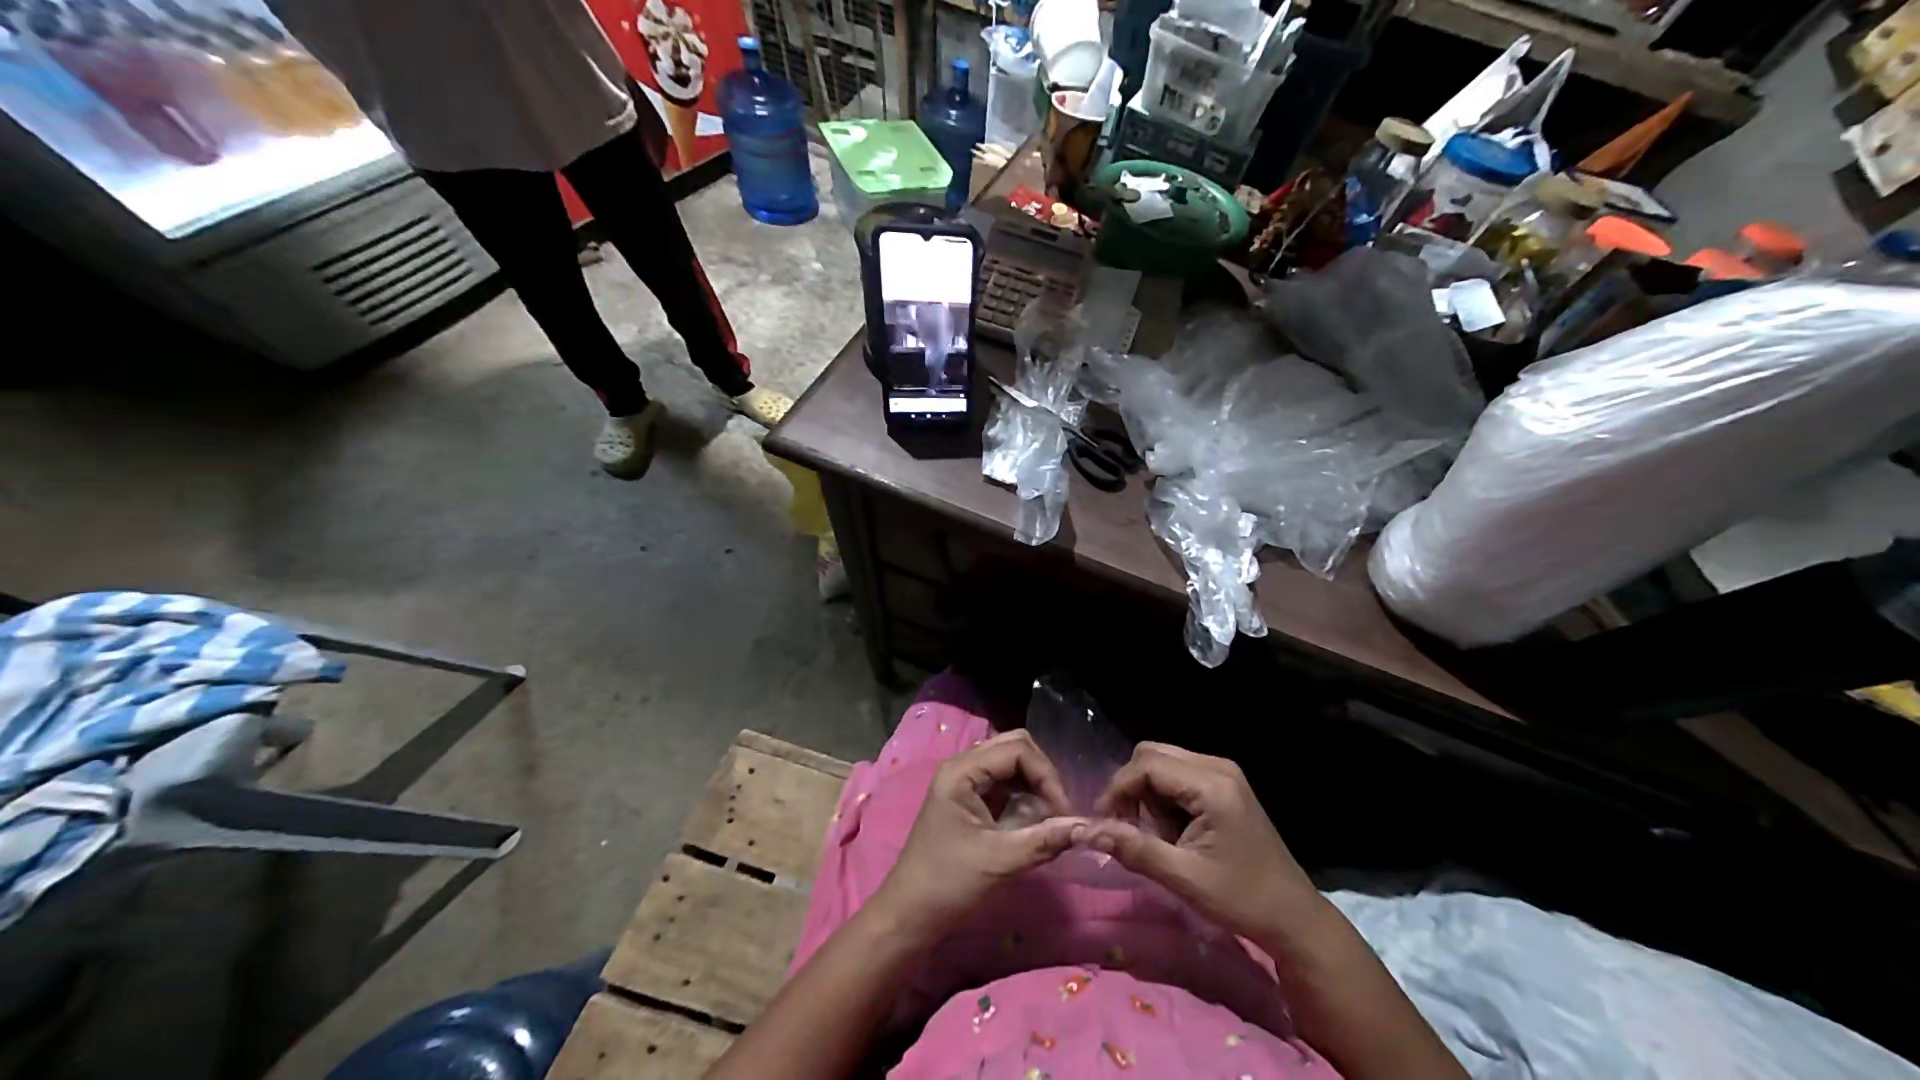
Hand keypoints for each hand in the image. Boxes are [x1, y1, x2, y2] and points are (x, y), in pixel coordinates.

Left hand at [869, 730, 1083, 939]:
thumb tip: (1087, 827)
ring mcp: (966, 782)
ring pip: (1012, 765)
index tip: (1064, 813)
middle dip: (1043, 775)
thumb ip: (1045, 840)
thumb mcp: (1000, 861)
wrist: (910, 914)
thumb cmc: (948, 883)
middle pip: (1015, 748)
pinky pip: (1006, 784)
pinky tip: (1035, 823)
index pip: (1017, 749)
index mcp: (961, 771)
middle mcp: (962, 767)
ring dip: (1036, 786)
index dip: (1047, 775)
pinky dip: (1025, 797)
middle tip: (1059, 811)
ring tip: (1050, 820)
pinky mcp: (971, 800)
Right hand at [1083, 742, 1319, 942]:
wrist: (1293, 917)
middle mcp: (1218, 767)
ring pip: (1162, 762)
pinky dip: (1163, 796)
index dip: (1117, 790)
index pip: (1146, 765)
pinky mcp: (1225, 784)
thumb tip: (1085, 832)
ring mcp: (1224, 773)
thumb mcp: (1183, 878)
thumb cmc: (1241, 899)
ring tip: (1155, 834)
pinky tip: (1172, 829)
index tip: (1104, 823)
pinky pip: (1178, 774)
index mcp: (1212, 785)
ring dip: (1147, 792)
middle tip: (1128, 827)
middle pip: (1152, 754)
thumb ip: (1134, 848)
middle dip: (1131, 787)